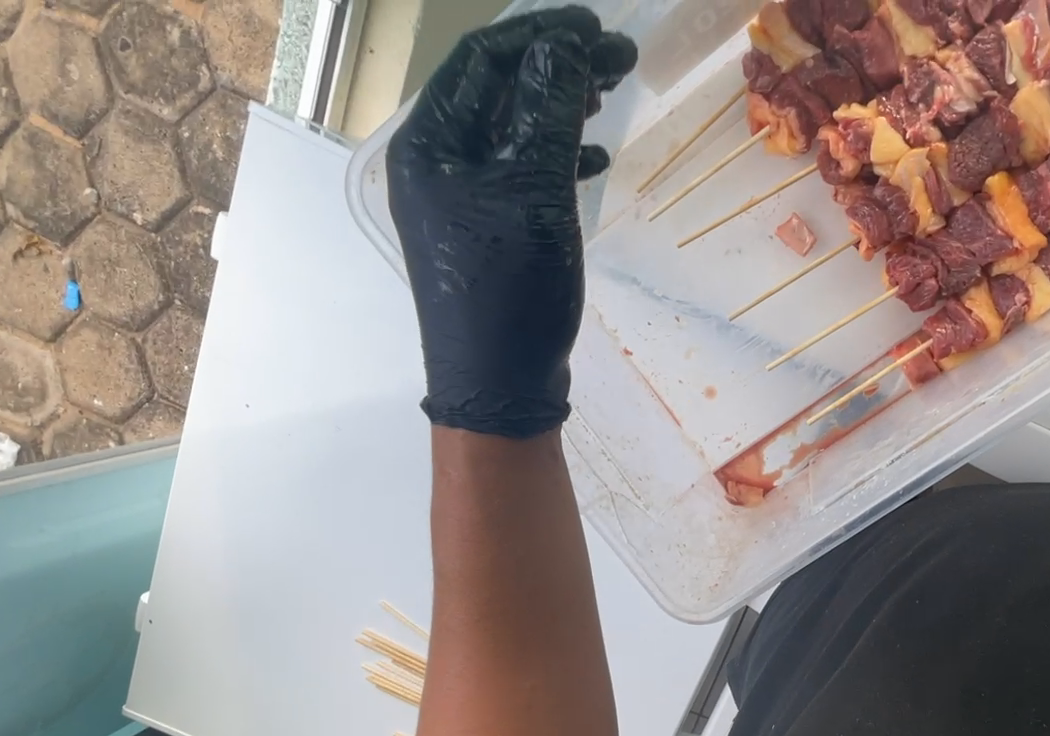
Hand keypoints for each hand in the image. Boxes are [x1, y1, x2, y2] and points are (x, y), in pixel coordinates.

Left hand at [387, 8, 636, 438]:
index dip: (542, 33)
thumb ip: (547, 113)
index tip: (599, 29)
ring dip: (558, 111)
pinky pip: (518, 176)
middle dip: (556, 69)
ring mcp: (459, 201)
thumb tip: (563, 45)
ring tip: (607, 103)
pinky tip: (593, 162)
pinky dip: (556, 161)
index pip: (483, 59)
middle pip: (497, 92)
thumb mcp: (535, 195)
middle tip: (617, 62)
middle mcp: (436, 163)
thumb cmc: (513, 291)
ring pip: (511, 134)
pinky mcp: (485, 233)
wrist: (499, 387)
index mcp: (432, 143)